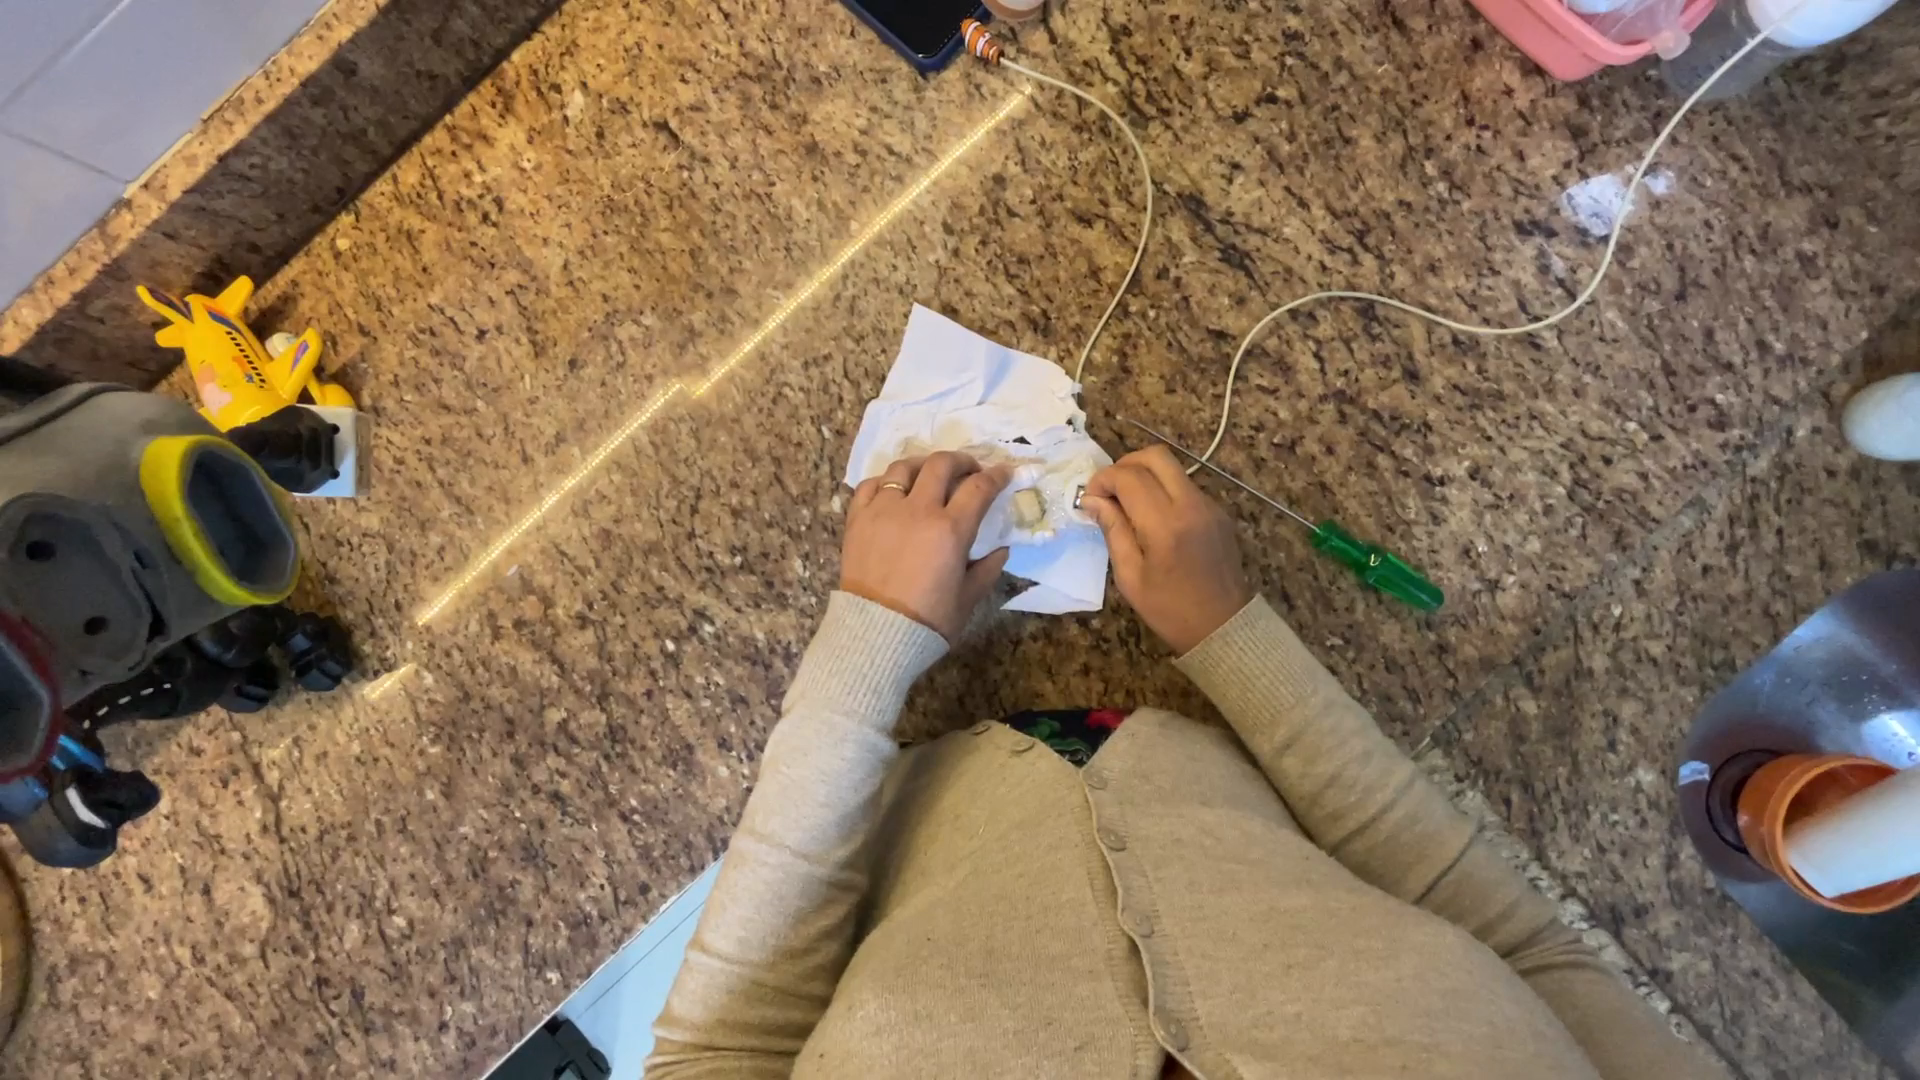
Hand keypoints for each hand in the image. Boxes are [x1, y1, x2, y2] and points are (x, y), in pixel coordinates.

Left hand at [843, 452, 1011, 641]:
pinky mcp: (857, 519)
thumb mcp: (968, 598)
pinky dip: (886, 482)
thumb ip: (987, 569)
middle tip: (969, 470)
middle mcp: (917, 510)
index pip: (978, 488)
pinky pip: (871, 485)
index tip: (1004, 472)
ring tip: (930, 474)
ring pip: (903, 468)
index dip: (996, 475)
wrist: (875, 635)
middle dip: (961, 461)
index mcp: (950, 530)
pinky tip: (895, 490)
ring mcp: (883, 511)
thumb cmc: (928, 621)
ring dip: (922, 465)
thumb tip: (1001, 550)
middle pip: (940, 465)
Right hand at [1080, 445, 1252, 654]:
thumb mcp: (1130, 576)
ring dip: (1144, 475)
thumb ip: (1112, 530)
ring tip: (1126, 504)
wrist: (1224, 626)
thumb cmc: (1169, 610)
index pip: (1129, 477)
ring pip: (1172, 468)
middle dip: (1124, 465)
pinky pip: (1184, 485)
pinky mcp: (1218, 511)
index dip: (1103, 480)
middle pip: (1155, 456)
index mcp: (1166, 525)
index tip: (1089, 498)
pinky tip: (1151, 517)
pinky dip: (1162, 489)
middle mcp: (1191, 505)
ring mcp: (1209, 505)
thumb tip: (1091, 500)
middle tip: (1108, 491)